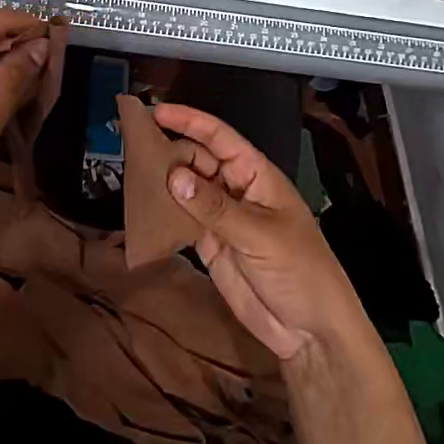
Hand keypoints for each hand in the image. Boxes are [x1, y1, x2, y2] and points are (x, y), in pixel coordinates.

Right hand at [157, 103, 378, 365]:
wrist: (311, 333)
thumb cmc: (301, 271)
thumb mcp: (261, 236)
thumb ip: (215, 208)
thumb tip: (173, 176)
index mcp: (256, 174)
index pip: (219, 138)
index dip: (190, 121)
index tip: (157, 111)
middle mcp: (235, 188)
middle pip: (198, 159)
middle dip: (170, 148)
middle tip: (134, 145)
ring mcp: (221, 216)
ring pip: (186, 187)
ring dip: (163, 179)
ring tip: (132, 170)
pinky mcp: (209, 244)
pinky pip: (182, 219)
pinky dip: (164, 212)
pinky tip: (143, 206)